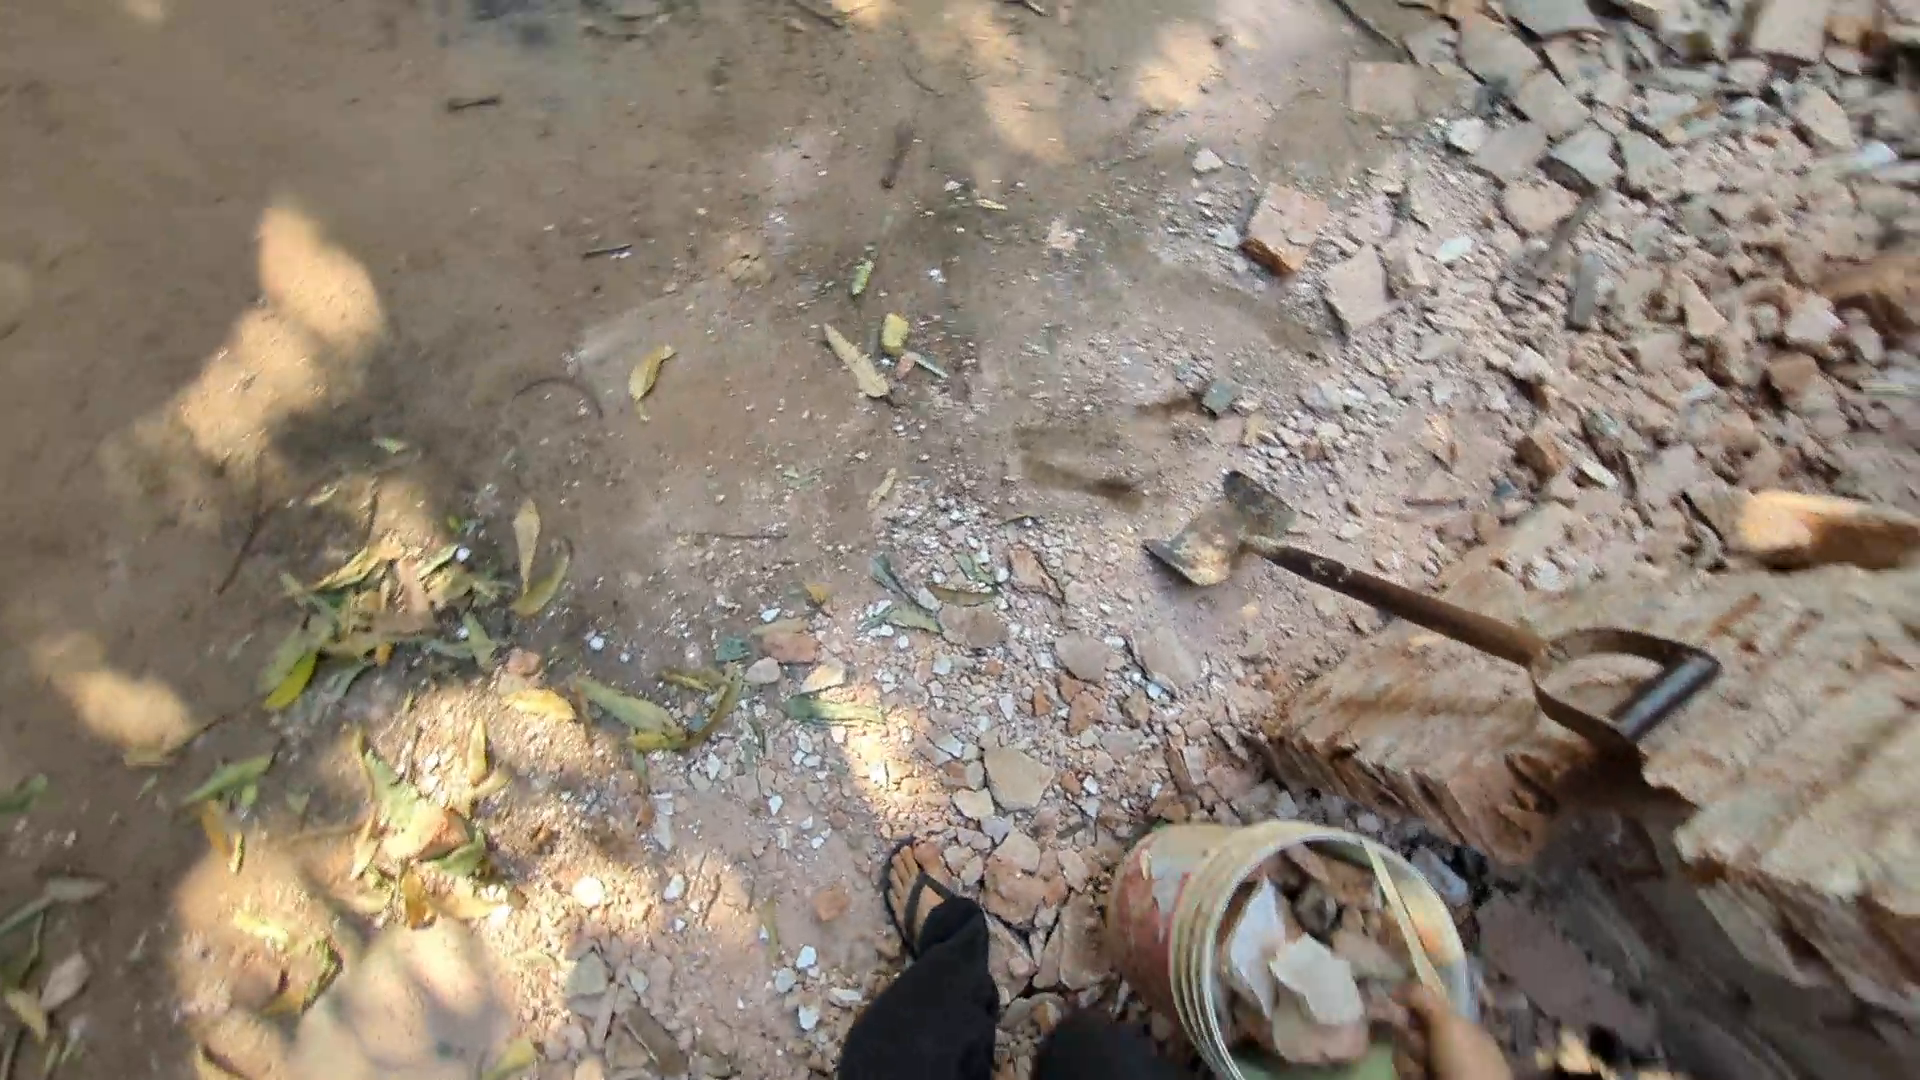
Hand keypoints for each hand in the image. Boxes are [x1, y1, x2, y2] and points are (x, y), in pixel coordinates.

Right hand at [1400, 986, 1512, 1079]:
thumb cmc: (1466, 1066)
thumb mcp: (1449, 1023)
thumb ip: (1422, 997)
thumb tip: (1394, 989)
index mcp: (1464, 1030)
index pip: (1427, 1006)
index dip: (1412, 1006)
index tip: (1404, 1008)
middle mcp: (1450, 1047)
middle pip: (1411, 1026)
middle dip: (1410, 1036)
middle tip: (1423, 1049)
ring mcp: (1438, 1068)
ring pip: (1404, 1048)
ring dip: (1408, 1057)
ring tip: (1422, 1071)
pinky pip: (1403, 1068)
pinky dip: (1409, 1072)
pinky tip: (1419, 1078)